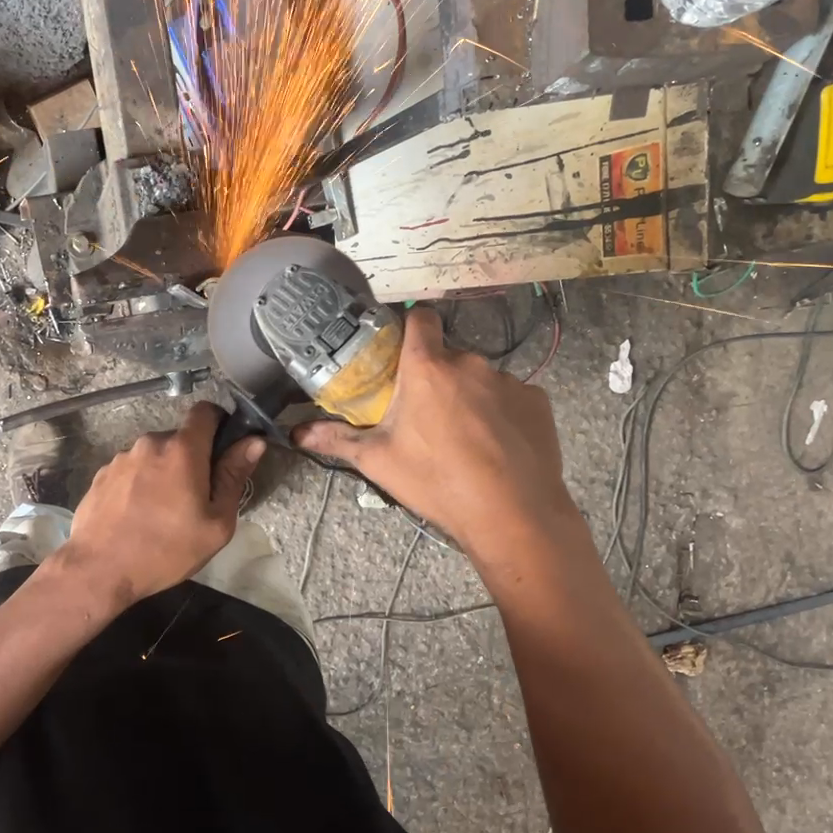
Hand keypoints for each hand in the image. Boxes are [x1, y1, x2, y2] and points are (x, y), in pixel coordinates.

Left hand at [58, 402, 264, 604]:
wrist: (99, 569)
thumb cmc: (166, 551)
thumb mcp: (216, 523)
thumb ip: (234, 477)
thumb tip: (253, 442)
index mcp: (182, 449)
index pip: (205, 411)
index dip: (219, 424)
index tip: (223, 450)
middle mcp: (149, 443)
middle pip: (179, 439)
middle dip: (191, 460)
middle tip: (194, 499)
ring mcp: (120, 458)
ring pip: (153, 456)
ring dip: (163, 473)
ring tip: (161, 513)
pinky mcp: (101, 474)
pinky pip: (131, 470)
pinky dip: (139, 484)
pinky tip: (136, 516)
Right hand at [292, 308, 577, 558]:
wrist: (513, 513)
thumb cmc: (437, 481)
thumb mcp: (379, 461)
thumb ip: (337, 439)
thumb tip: (295, 434)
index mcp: (427, 368)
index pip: (420, 319)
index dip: (410, 327)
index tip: (400, 350)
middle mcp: (470, 363)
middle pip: (446, 356)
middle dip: (434, 377)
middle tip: (423, 415)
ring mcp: (509, 380)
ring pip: (478, 378)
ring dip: (467, 396)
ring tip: (461, 438)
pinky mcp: (537, 401)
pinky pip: (510, 397)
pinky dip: (499, 413)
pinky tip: (493, 446)